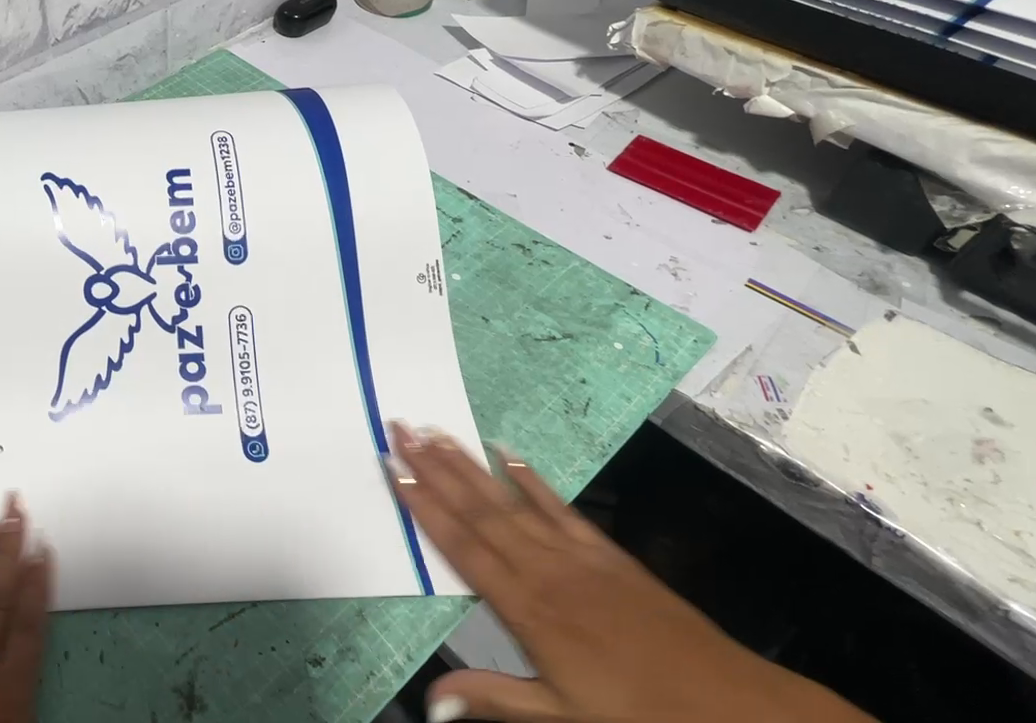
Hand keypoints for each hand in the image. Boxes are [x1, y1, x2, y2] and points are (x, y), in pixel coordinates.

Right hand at [387, 423, 875, 722]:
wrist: (729, 705)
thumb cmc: (637, 714)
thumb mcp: (561, 717)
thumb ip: (494, 698)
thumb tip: (431, 701)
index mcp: (526, 608)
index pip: (462, 546)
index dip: (424, 506)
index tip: (393, 469)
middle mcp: (543, 569)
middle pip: (478, 510)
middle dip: (435, 469)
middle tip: (403, 429)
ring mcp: (575, 555)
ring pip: (509, 501)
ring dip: (469, 465)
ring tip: (436, 431)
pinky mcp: (605, 551)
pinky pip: (559, 506)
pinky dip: (529, 478)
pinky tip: (505, 452)